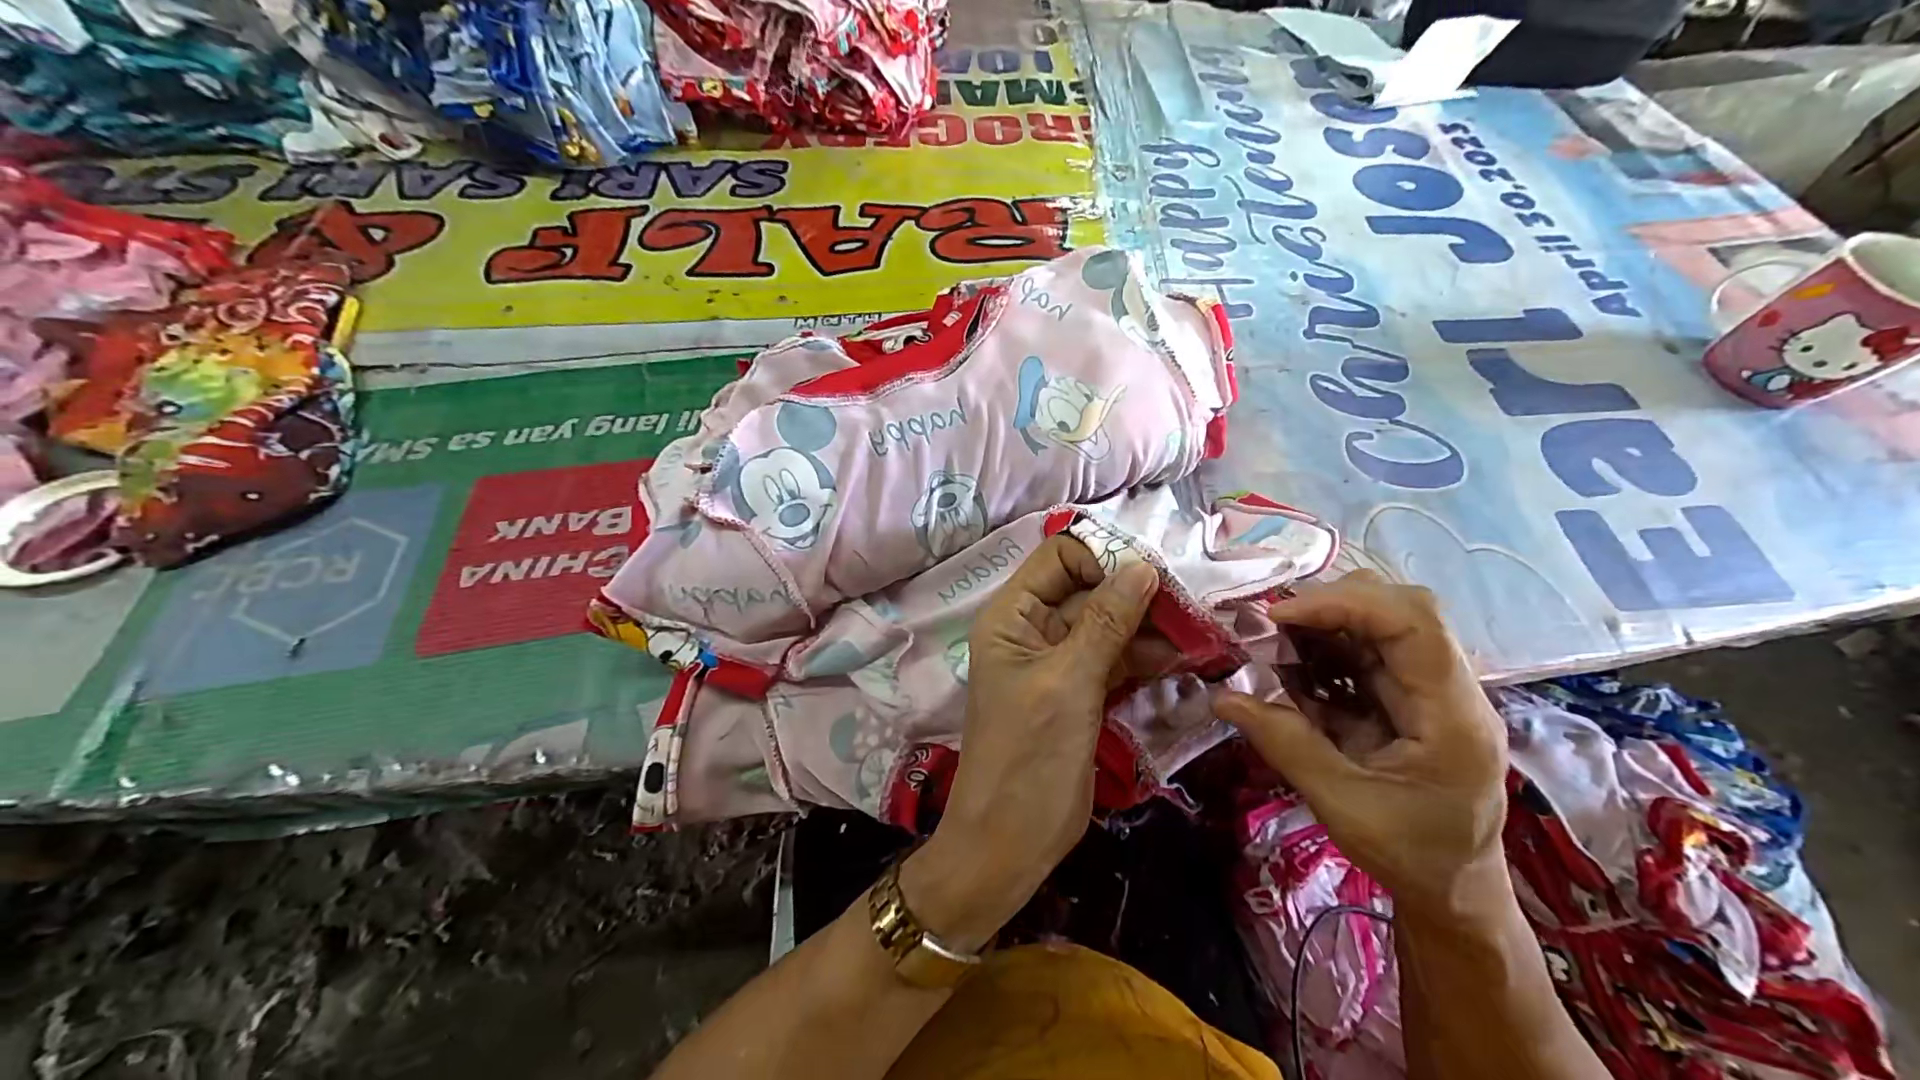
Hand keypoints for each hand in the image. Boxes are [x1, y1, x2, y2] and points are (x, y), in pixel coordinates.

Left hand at [900, 536, 1158, 950]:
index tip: (1155, 574)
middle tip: (1193, 603)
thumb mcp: (1068, 683)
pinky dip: (1145, 657)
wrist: (1009, 842)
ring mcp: (1058, 663)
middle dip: (1137, 593)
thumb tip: (1143, 566)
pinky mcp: (1080, 693)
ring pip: (1108, 626)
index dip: (1103, 558)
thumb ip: (1106, 622)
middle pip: (1088, 590)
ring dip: (1150, 626)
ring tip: (1199, 631)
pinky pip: (1115, 660)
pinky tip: (1184, 657)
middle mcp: (1032, 631)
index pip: (1058, 559)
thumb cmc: (1029, 757)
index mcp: (1012, 617)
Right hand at [1212, 571, 1509, 920]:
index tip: (1279, 617)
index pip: (1412, 623)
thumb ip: (1286, 744)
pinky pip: (1366, 650)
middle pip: (1400, 608)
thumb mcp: (1342, 804)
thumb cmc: (1410, 854)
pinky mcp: (1409, 696)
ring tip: (1273, 642)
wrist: (1455, 890)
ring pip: (1381, 621)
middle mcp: (1450, 689)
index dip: (1343, 605)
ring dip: (1322, 623)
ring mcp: (1431, 689)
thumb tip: (1223, 697)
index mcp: (1453, 717)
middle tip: (1271, 626)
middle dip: (1329, 605)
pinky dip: (1323, 647)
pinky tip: (1291, 664)